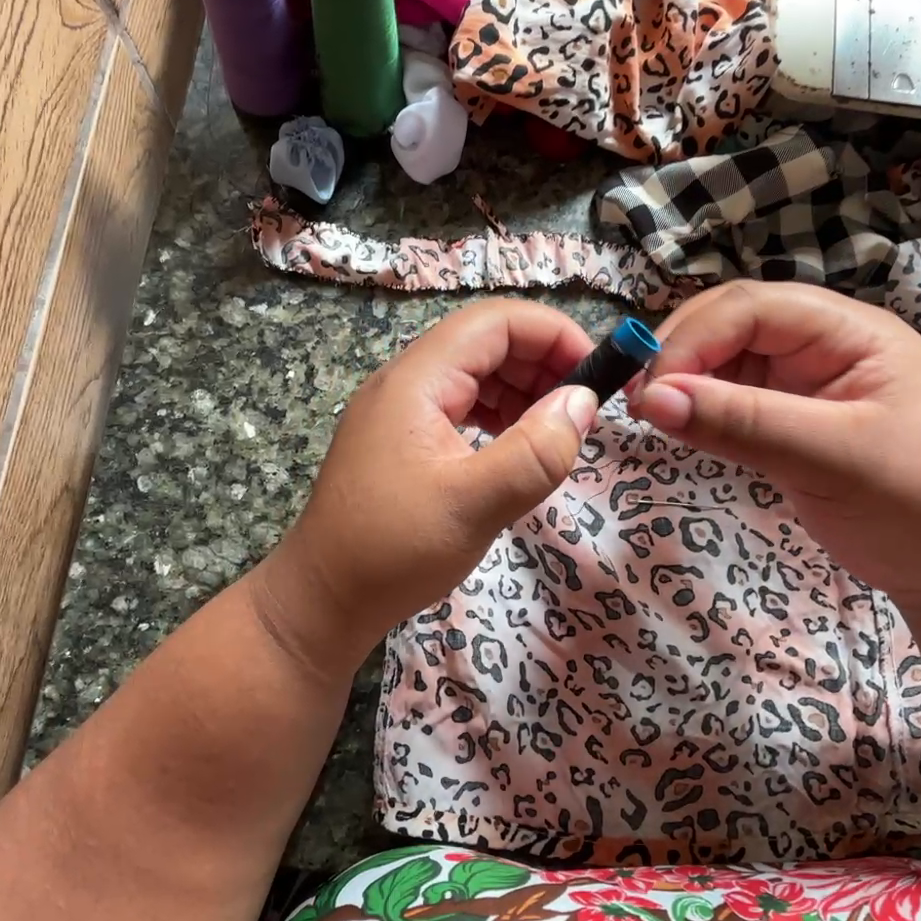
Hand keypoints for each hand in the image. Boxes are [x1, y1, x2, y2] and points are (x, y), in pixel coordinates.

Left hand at [252, 299, 600, 678]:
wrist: (322, 599)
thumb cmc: (392, 550)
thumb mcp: (474, 505)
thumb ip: (535, 452)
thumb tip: (583, 402)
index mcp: (416, 380)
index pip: (494, 321)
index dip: (553, 334)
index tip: (598, 373)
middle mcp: (405, 383)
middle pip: (485, 342)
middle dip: (542, 363)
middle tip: (585, 408)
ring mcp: (399, 412)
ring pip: (473, 375)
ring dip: (522, 391)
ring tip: (560, 429)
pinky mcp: (400, 442)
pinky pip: (459, 408)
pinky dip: (498, 417)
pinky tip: (518, 446)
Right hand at [628, 282, 920, 607]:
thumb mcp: (834, 460)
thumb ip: (741, 424)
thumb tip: (648, 399)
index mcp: (850, 332)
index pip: (751, 307)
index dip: (691, 338)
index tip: (648, 392)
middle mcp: (824, 347)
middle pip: (731, 323)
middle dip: (680, 353)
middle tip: (638, 402)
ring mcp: (807, 386)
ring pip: (726, 361)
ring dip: (685, 380)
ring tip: (652, 416)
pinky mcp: (793, 423)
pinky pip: (734, 400)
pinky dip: (702, 410)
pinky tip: (682, 427)